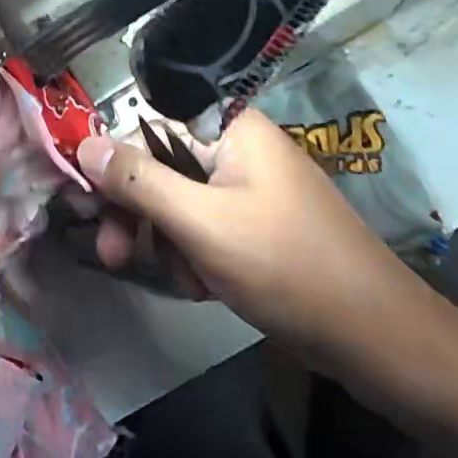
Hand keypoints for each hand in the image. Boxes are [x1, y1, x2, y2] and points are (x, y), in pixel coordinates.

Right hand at [78, 109, 452, 356]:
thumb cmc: (284, 265)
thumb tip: (84, 144)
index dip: (114, 159)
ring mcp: (250, 186)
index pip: (149, 124)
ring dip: (168, 243)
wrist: (373, 333)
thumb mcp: (201, 223)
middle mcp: (238, 146)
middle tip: (112, 254)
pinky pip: (205, 225)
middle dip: (137, 213)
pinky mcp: (256, 221)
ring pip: (180, 201)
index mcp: (230, 127)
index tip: (86, 199)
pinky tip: (206, 288)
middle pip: (162, 165)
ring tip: (186, 283)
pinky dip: (195, 255)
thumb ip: (139, 182)